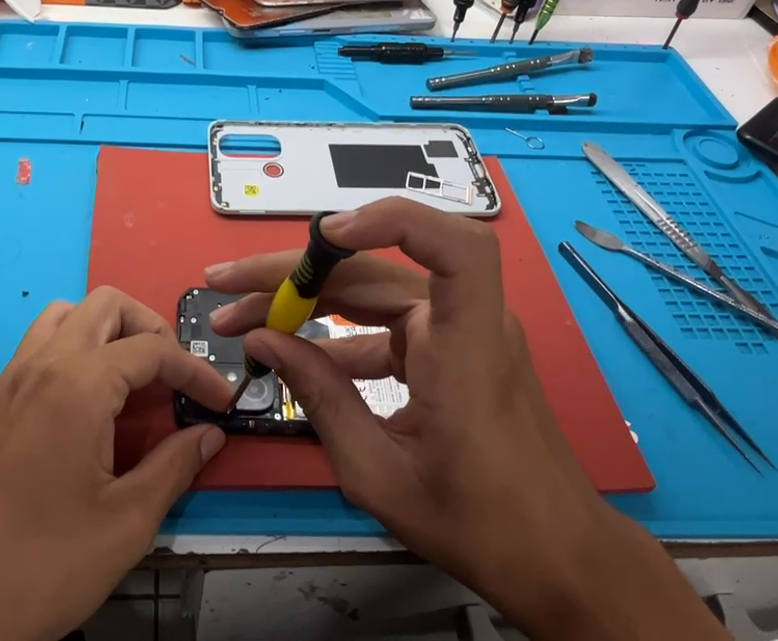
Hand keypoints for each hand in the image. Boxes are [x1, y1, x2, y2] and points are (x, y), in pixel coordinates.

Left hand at [0, 288, 233, 640]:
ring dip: (107, 331)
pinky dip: (75, 351)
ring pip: (65, 315)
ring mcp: (10, 381)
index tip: (222, 402)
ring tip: (134, 381)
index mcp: (77, 384)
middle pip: (106, 306)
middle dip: (151, 329)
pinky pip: (39, 346)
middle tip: (174, 378)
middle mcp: (40, 365)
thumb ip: (174, 465)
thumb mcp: (127, 521)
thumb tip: (209, 434)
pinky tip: (92, 404)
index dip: (195, 371)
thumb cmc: (47, 563)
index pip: (151, 349)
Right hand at [207, 199, 722, 639]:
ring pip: (369, 293)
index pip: (453, 248)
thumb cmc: (478, 522)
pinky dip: (335, 335)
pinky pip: (383, 327)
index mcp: (466, 346)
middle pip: (373, 268)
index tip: (327, 234)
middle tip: (224, 286)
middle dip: (293, 274)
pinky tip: (287, 352)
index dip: (393, 221)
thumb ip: (319, 397)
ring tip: (236, 316)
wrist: (553, 556)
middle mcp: (464, 321)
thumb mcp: (379, 472)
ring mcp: (456, 332)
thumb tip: (262, 338)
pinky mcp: (446, 350)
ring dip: (303, 301)